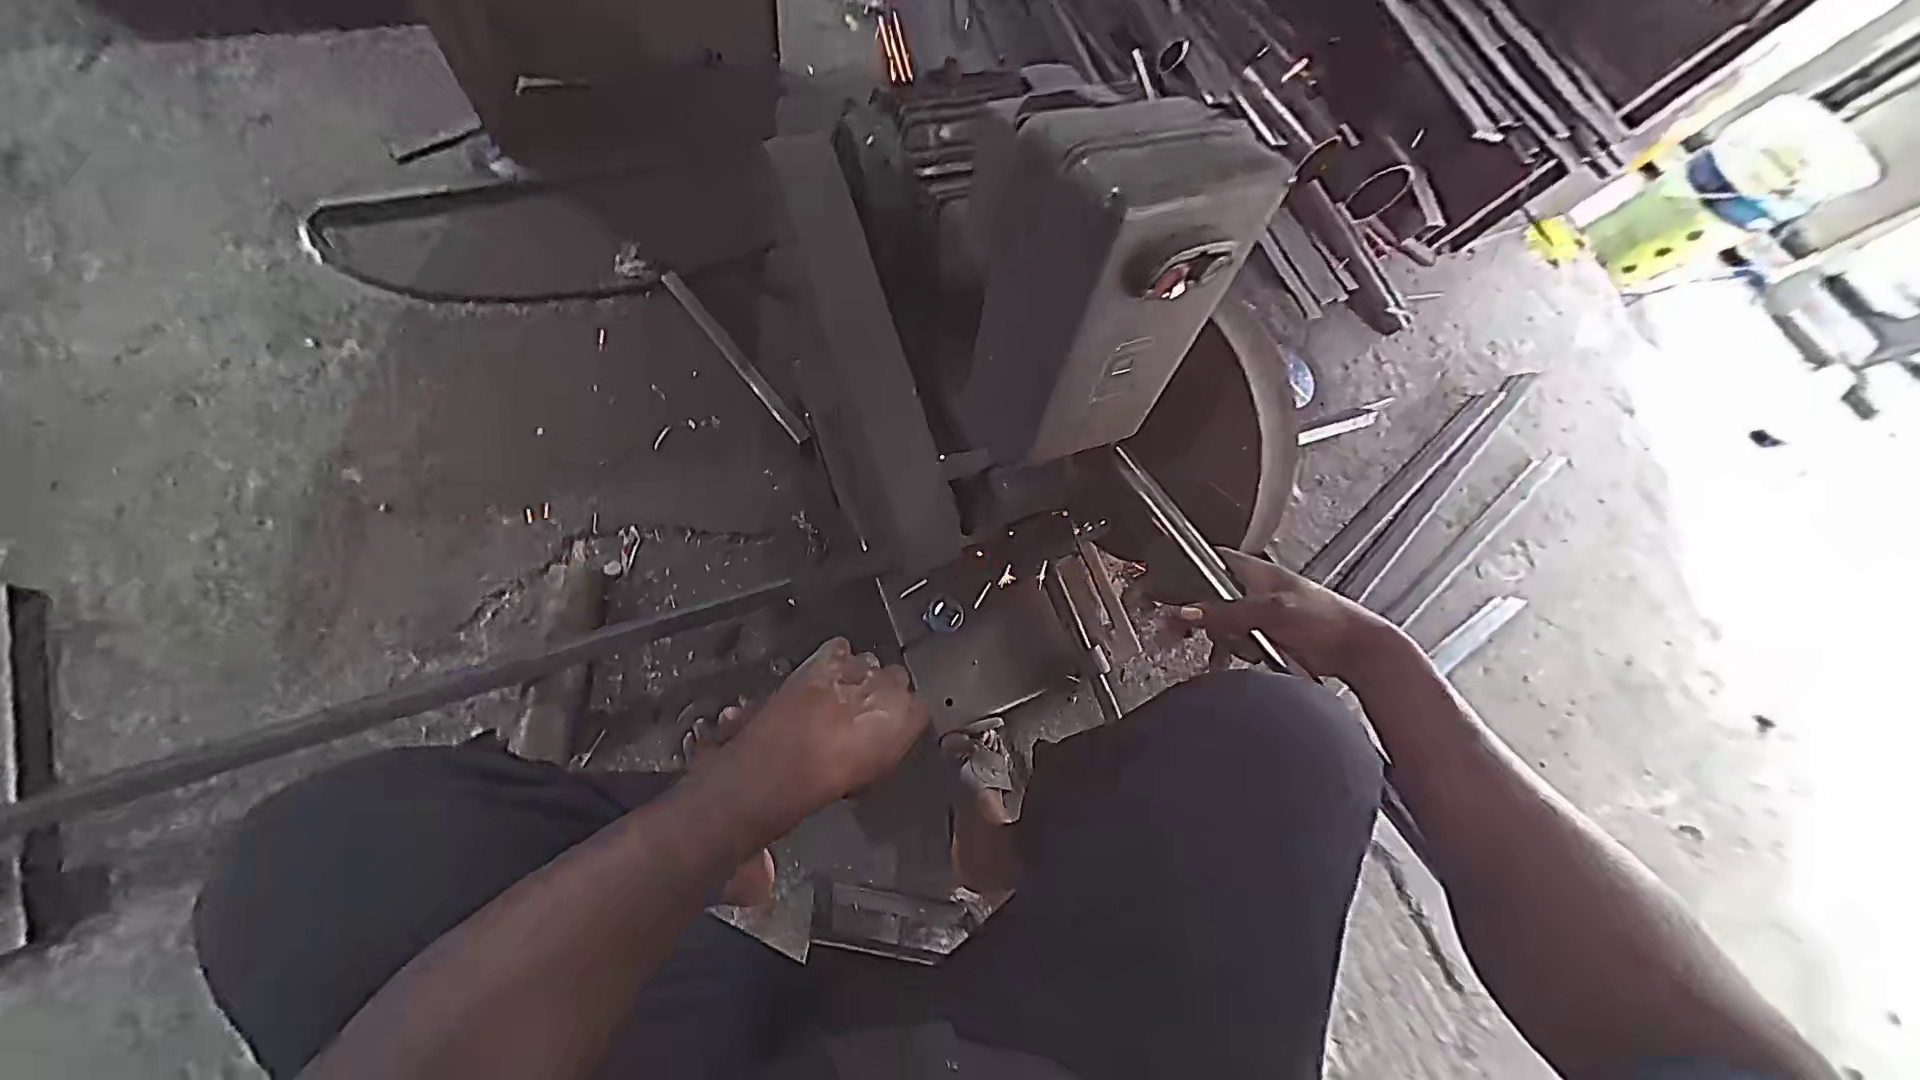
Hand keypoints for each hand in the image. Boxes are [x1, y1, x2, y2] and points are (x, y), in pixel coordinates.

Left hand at [706, 638, 928, 837]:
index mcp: (908, 715)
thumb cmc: (831, 780)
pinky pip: (839, 648)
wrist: (785, 764)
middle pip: (896, 678)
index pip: (917, 707)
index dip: (900, 717)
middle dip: (883, 690)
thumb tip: (882, 741)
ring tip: (840, 694)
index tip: (887, 726)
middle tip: (862, 712)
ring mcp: (857, 667)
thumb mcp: (873, 774)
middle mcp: (889, 684)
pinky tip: (825, 673)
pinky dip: (834, 657)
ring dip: (858, 675)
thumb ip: (888, 747)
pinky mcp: (827, 657)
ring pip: (868, 662)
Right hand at [1176, 549, 1409, 681]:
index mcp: (1255, 571)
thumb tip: (1187, 611)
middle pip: (1208, 595)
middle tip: (1174, 622)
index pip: (1210, 558)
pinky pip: (1233, 643)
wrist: (1357, 653)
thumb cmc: (1327, 619)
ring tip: (1212, 643)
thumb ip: (1227, 612)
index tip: (1163, 578)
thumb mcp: (1271, 611)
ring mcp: (1256, 615)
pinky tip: (1223, 660)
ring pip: (1218, 622)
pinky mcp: (1263, 639)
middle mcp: (1252, 591)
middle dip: (1194, 611)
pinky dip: (1226, 651)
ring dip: (1214, 636)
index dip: (1186, 564)